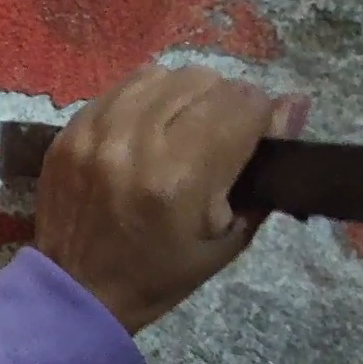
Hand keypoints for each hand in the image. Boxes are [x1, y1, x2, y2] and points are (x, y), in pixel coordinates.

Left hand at [34, 66, 309, 333]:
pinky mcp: (68, 132)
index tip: (257, 134)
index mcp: (179, 176)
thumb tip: (294, 105)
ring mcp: (94, 134)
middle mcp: (134, 144)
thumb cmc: (159, 273)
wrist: (76, 287)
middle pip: (200, 81)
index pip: (241, 103)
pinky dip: (140, 101)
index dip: (260, 115)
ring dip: (180, 95)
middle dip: (222, 101)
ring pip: (158, 76)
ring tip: (181, 126)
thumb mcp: (227, 238)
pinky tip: (144, 128)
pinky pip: (117, 91)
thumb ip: (261, 171)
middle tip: (219, 133)